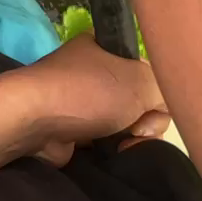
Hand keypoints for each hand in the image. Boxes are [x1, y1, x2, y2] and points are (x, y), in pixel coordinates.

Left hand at [0, 34, 169, 167]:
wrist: (37, 119)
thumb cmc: (87, 91)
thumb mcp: (139, 79)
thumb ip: (164, 88)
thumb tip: (161, 102)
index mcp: (101, 47)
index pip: (145, 70)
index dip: (153, 91)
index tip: (146, 101)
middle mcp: (91, 70)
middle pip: (140, 100)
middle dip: (144, 120)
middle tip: (132, 127)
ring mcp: (83, 100)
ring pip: (127, 123)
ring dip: (130, 137)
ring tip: (119, 143)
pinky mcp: (77, 128)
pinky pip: (110, 140)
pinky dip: (115, 149)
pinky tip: (112, 153)